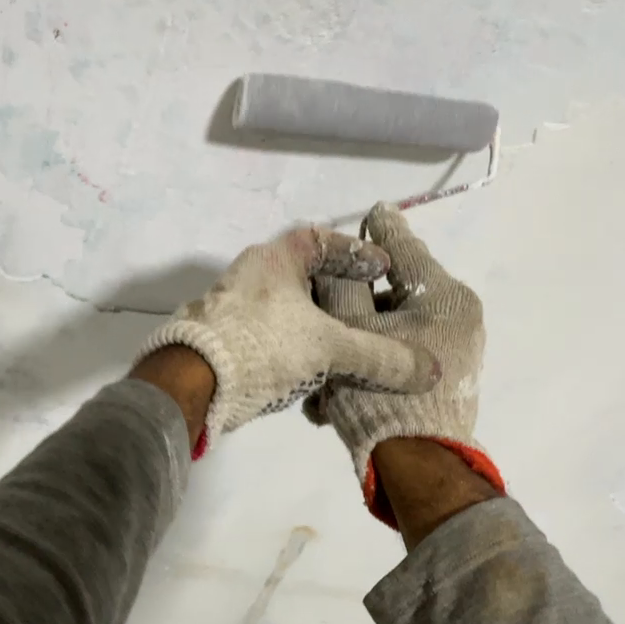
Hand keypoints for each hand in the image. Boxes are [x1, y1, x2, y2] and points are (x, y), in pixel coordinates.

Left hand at [140, 224, 438, 450]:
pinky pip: (269, 342)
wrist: (191, 384)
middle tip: (372, 315)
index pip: (319, 239)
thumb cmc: (262, 346)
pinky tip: (314, 377)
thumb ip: (381, 357)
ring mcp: (231, 311)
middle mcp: (249, 278)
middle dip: (338, 297)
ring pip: (285, 314)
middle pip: (303, 279)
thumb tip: (432, 370)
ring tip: (351, 351)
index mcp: (272, 259)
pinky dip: (294, 353)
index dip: (354, 251)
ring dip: (316, 330)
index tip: (382, 268)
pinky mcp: (223, 344)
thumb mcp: (330, 348)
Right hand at [303, 205, 499, 520]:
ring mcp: (453, 350)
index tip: (371, 211)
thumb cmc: (380, 391)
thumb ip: (341, 284)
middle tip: (318, 308)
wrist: (415, 465)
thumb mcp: (348, 329)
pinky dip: (368, 364)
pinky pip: (397, 356)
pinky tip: (337, 390)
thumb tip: (340, 255)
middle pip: (391, 294)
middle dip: (350, 305)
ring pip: (388, 330)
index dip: (381, 230)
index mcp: (444, 297)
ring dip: (353, 343)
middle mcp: (457, 317)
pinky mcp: (443, 378)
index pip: (404, 248)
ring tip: (321, 368)